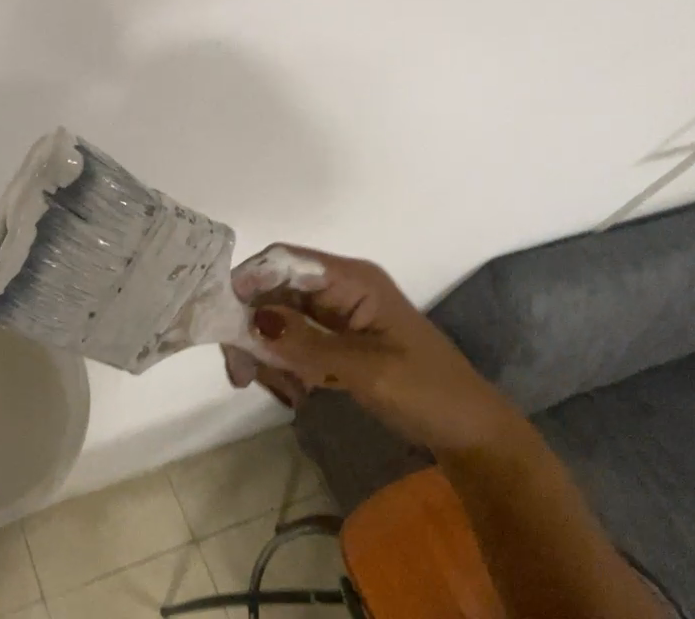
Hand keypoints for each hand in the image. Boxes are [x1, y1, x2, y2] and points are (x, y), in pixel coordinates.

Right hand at [223, 245, 520, 453]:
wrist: (470, 433)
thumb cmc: (427, 392)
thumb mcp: (366, 370)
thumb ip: (307, 344)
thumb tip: (253, 320)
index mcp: (352, 280)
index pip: (286, 260)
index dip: (250, 279)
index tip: (224, 318)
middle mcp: (338, 288)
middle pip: (273, 291)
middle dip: (251, 327)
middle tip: (239, 372)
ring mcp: (335, 315)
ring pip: (276, 319)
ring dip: (265, 352)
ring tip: (276, 392)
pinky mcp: (334, 340)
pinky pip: (291, 342)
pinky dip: (281, 365)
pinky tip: (290, 393)